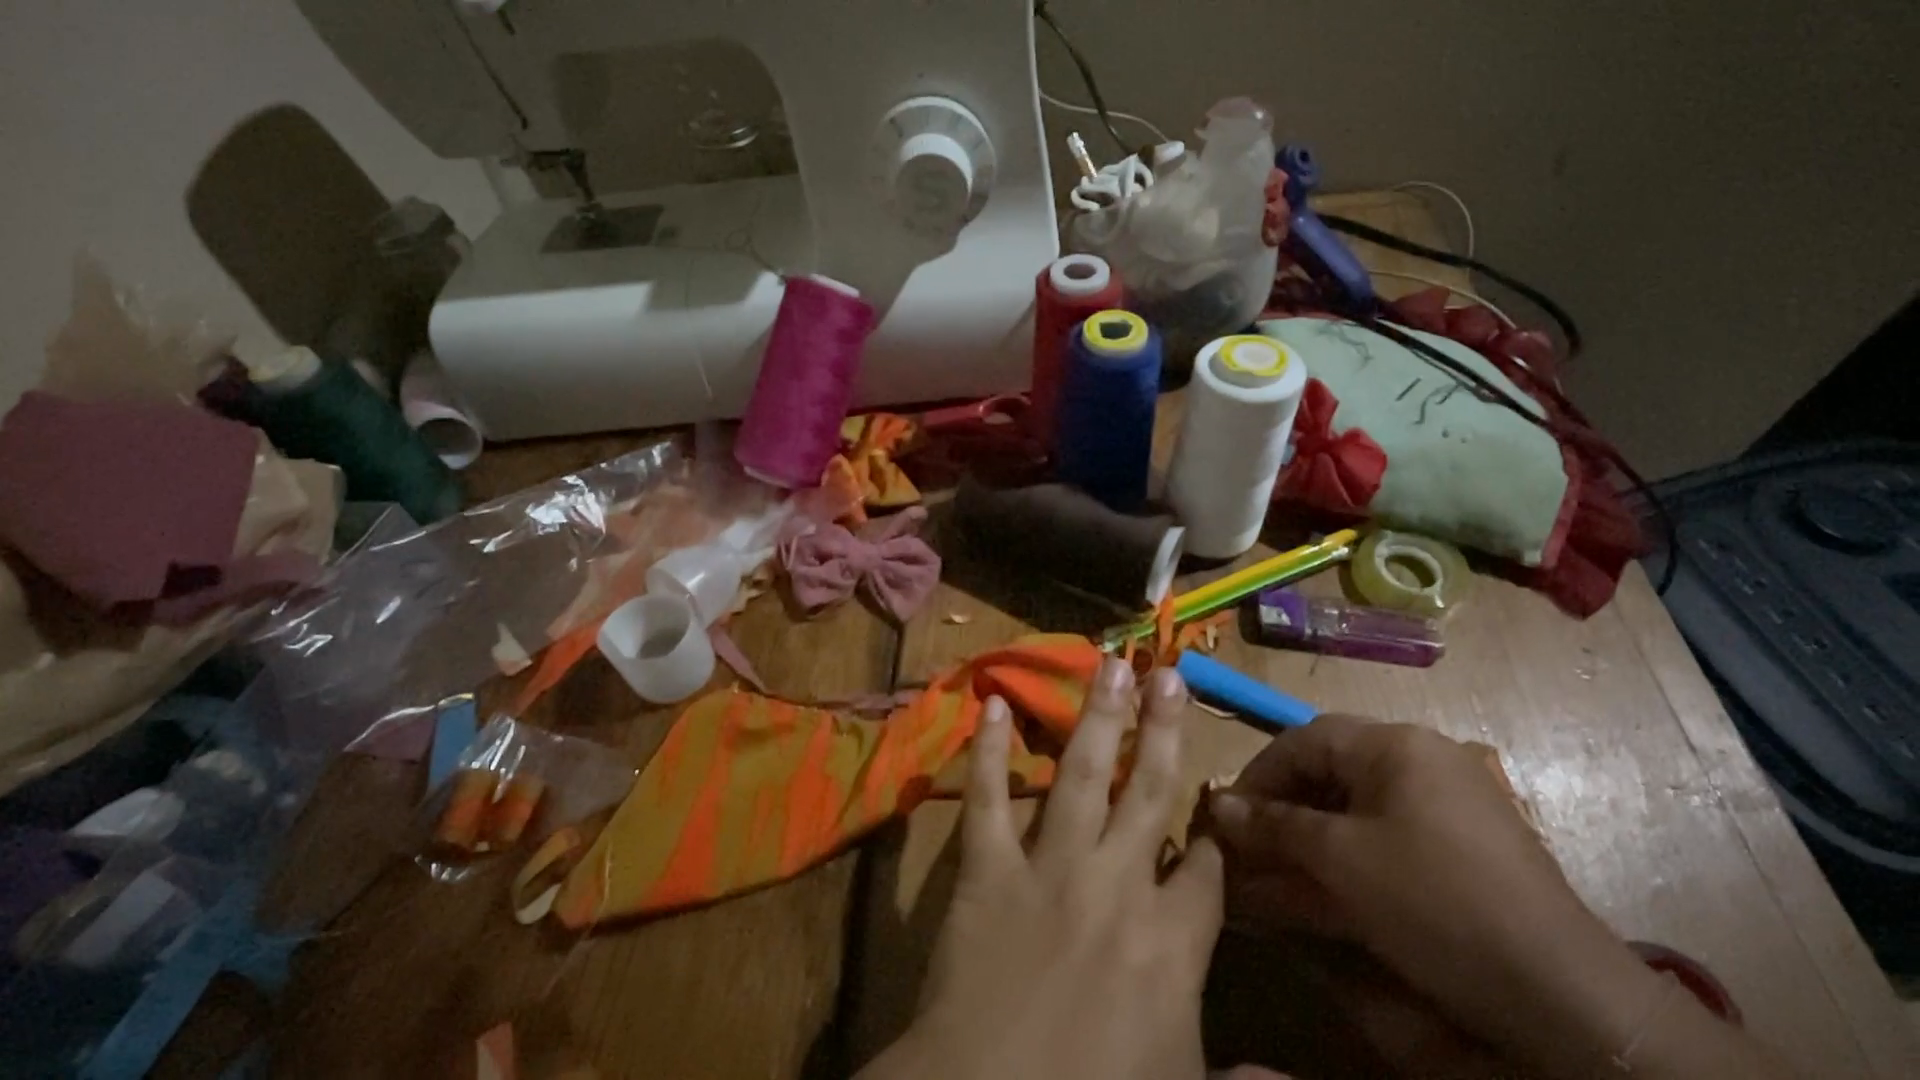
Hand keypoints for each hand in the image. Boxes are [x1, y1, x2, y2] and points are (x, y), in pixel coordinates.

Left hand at [859, 659, 1223, 1079]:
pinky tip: (988, 706)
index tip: (1221, 784)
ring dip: (1098, 719)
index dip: (1218, 823)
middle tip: (1170, 675)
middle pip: (1150, 793)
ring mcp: (1050, 868)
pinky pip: (988, 799)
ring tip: (1111, 667)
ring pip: (1083, 776)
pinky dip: (986, 752)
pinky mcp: (987, 869)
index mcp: (1174, 937)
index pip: (1209, 864)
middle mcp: (1119, 883)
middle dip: (1165, 732)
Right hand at [1206, 715, 1666, 1077]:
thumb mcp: (1340, 858)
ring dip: (1302, 844)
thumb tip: (1216, 803)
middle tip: (1240, 851)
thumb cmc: (1431, 898)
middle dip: (1276, 814)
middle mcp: (1422, 763)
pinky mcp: (1458, 854)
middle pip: (1328, 774)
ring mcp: (1446, 809)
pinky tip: (1308, 898)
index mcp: (1396, 745)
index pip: (1303, 739)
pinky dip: (1341, 865)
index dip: (1254, 775)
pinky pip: (1382, 844)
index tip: (1221, 818)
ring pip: (1351, 814)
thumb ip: (1273, 825)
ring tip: (1261, 880)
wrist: (1554, 988)